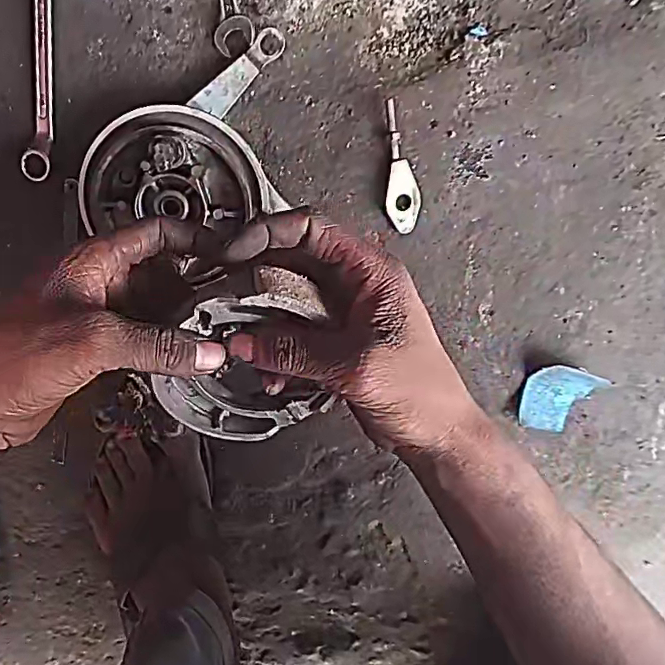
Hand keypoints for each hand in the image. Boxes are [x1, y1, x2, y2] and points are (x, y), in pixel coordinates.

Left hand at [0, 218, 228, 449]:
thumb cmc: (6, 360)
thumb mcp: (90, 341)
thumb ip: (153, 344)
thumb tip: (202, 350)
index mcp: (90, 262)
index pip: (154, 233)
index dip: (194, 238)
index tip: (225, 254)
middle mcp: (95, 284)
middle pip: (160, 271)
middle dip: (193, 285)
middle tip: (224, 304)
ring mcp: (96, 317)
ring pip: (152, 308)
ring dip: (180, 321)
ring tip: (211, 333)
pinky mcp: (94, 349)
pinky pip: (140, 339)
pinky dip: (163, 346)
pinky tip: (182, 358)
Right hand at [217, 210, 484, 454]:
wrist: (435, 434)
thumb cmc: (424, 393)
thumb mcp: (355, 366)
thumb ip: (296, 351)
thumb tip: (247, 341)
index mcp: (372, 273)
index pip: (312, 230)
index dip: (268, 233)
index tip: (236, 251)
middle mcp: (354, 287)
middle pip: (290, 265)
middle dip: (255, 285)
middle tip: (229, 300)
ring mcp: (339, 315)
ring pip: (283, 303)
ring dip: (262, 327)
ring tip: (251, 349)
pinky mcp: (329, 342)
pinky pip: (288, 336)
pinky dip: (272, 352)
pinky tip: (271, 373)